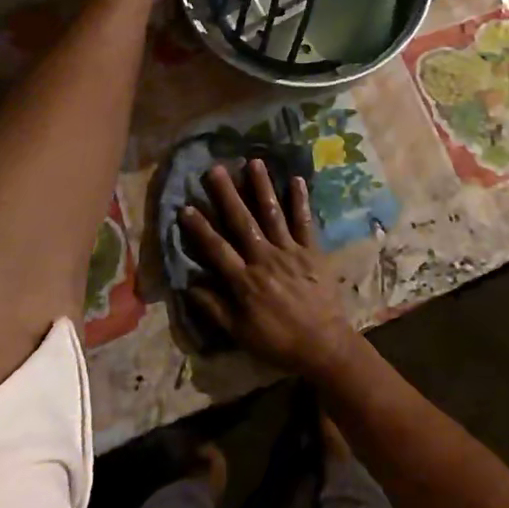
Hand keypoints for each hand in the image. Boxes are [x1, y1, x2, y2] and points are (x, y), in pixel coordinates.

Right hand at [180, 160, 361, 376]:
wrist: (324, 346)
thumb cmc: (278, 342)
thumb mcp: (240, 333)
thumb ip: (214, 308)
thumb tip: (189, 285)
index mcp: (245, 280)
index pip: (216, 249)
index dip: (200, 228)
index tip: (185, 207)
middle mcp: (265, 259)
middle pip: (242, 222)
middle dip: (227, 194)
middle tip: (215, 169)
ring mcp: (290, 252)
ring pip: (272, 214)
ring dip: (262, 187)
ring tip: (253, 161)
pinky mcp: (311, 252)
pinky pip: (304, 223)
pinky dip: (300, 201)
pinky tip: (296, 179)